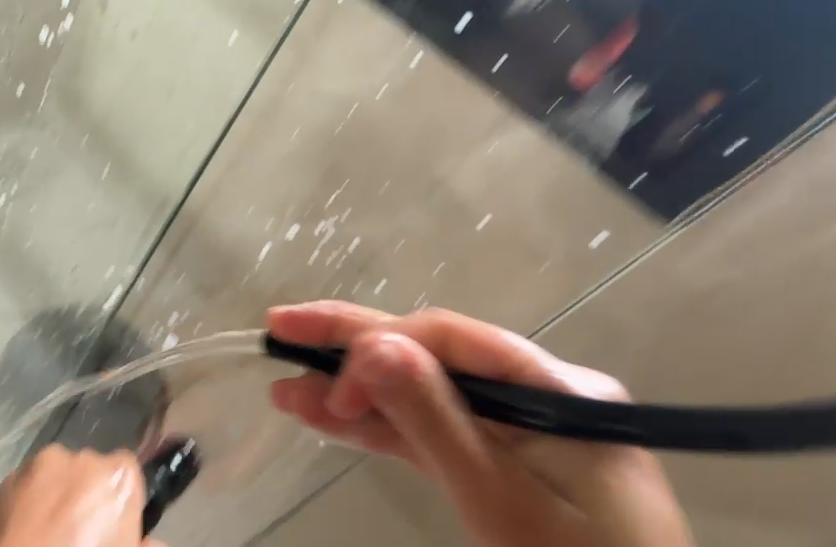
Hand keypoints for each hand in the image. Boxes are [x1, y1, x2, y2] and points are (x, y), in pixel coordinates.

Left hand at [0, 445, 149, 546]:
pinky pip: (29, 486)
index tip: (114, 529)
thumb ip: (146, 546)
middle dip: (87, 497)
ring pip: (58, 476)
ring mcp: (39, 464)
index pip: (129, 471)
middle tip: (82, 537)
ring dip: (57, 498)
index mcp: (117, 477)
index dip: (122, 502)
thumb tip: (153, 544)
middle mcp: (79, 458)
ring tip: (50, 538)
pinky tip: (26, 536)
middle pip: (91, 471)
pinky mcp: (6, 479)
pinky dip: (30, 504)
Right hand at [267, 302, 691, 546]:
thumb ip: (436, 421)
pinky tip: (332, 420)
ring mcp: (524, 431)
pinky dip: (387, 431)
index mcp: (555, 386)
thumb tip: (373, 343)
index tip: (326, 386)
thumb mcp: (504, 505)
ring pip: (426, 397)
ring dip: (358, 395)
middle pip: (432, 356)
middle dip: (352, 348)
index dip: (378, 347)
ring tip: (288, 390)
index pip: (448, 340)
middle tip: (279, 329)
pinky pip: (439, 435)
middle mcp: (538, 393)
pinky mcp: (510, 466)